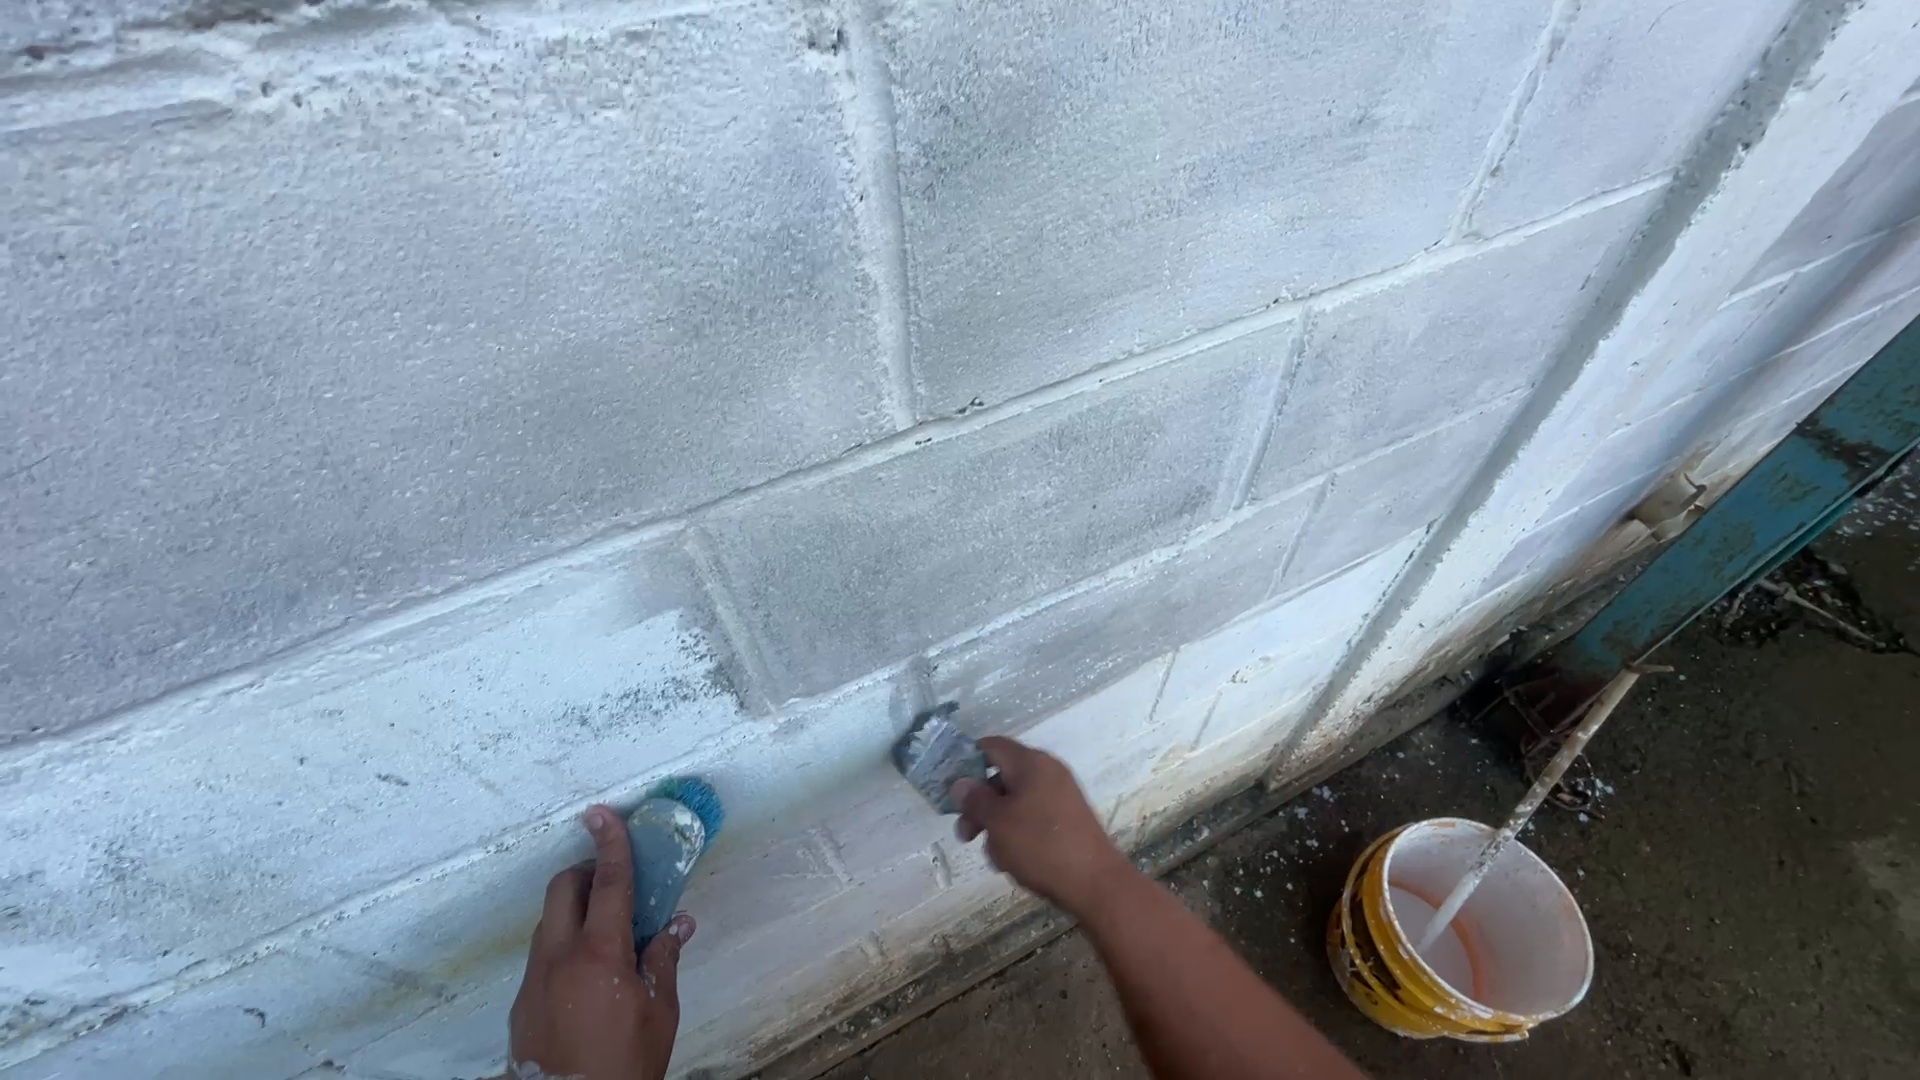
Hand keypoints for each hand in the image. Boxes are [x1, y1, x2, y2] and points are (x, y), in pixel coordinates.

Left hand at [508, 805, 693, 1079]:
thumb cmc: (625, 1063)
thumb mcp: (660, 1011)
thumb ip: (663, 960)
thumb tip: (677, 924)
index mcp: (599, 954)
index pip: (609, 882)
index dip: (610, 843)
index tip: (601, 813)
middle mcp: (558, 958)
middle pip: (563, 888)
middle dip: (587, 871)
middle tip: (616, 883)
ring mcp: (533, 981)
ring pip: (549, 920)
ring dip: (576, 908)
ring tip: (608, 932)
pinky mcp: (521, 1004)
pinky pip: (542, 953)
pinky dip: (565, 942)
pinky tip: (589, 972)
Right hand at [951, 736, 1135, 917]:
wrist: (1096, 883)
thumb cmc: (1041, 845)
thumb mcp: (998, 822)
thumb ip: (975, 799)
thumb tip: (961, 783)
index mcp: (1031, 762)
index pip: (991, 746)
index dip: (967, 763)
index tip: (952, 791)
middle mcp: (1048, 771)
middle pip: (1001, 777)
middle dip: (980, 806)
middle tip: (966, 836)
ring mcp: (1061, 795)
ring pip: (1015, 802)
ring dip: (998, 826)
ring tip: (997, 858)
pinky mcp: (1068, 819)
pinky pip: (1033, 817)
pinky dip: (1019, 834)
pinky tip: (1016, 862)